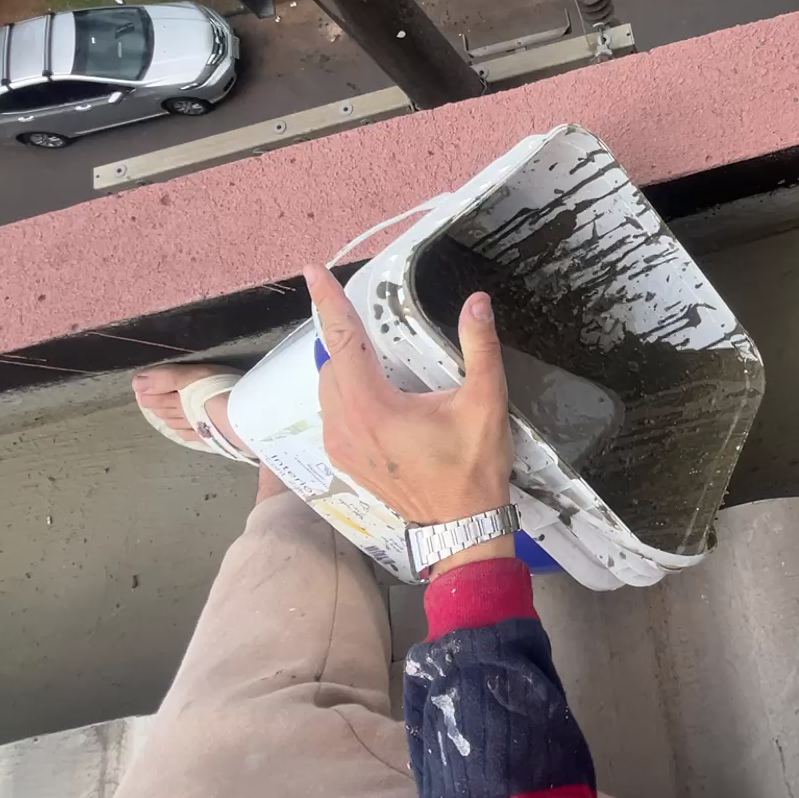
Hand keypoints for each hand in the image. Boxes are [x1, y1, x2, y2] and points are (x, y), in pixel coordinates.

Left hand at [303, 264, 515, 576]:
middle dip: (342, 334)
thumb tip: (477, 302)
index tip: (313, 272)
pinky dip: (346, 391)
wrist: (462, 525)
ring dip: (344, 364)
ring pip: (329, 389)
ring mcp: (340, 447)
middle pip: (331, 363)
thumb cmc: (473, 464)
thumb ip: (480, 347)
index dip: (328, 302)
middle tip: (359, 312)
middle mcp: (345, 425)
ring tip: (371, 351)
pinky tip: (373, 391)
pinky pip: (334, 412)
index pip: (342, 341)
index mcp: (373, 406)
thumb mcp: (485, 401)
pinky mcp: (345, 461)